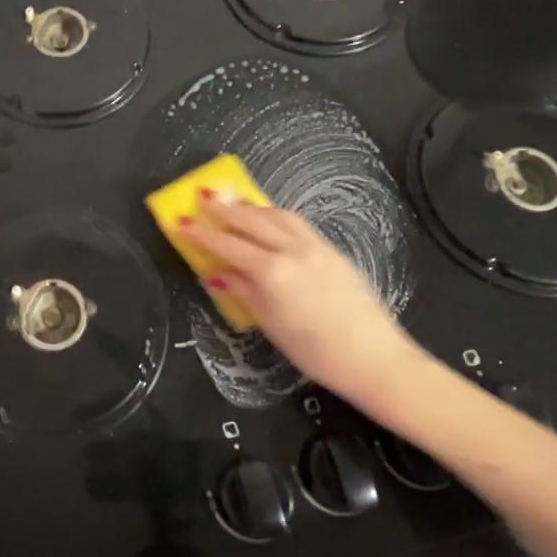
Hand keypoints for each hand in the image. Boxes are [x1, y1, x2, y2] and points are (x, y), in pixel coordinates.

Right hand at [182, 196, 423, 407]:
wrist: (374, 358)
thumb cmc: (316, 352)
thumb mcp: (272, 325)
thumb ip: (244, 292)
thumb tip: (219, 275)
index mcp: (273, 272)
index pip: (229, 245)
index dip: (202, 233)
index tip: (181, 222)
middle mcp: (293, 250)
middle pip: (252, 220)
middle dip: (225, 209)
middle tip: (203, 198)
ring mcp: (317, 247)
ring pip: (279, 215)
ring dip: (253, 208)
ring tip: (235, 204)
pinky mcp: (334, 251)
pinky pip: (298, 224)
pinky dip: (277, 216)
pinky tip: (271, 221)